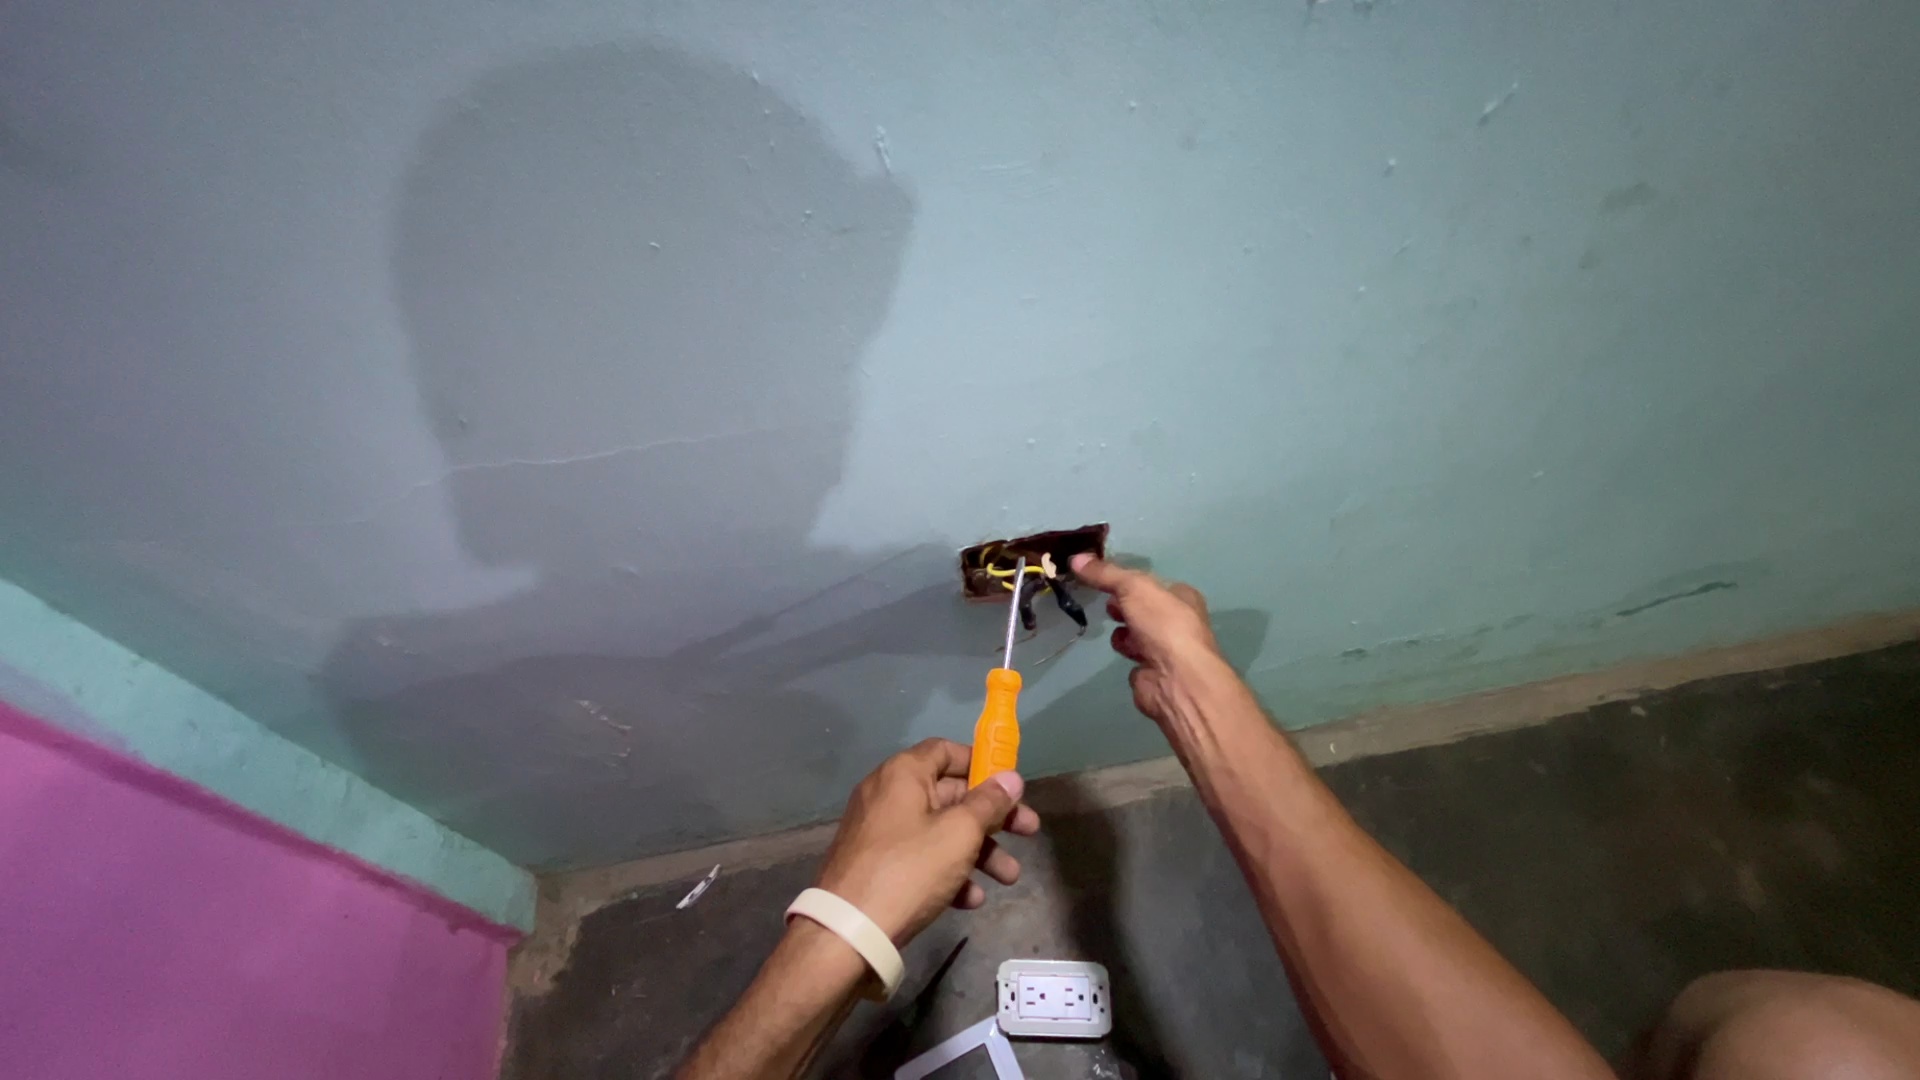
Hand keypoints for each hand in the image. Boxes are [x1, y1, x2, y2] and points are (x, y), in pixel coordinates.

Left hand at [814, 739, 1039, 943]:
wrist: (847, 934)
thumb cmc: (909, 869)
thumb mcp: (958, 833)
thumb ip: (989, 803)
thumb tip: (1011, 778)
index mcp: (903, 773)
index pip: (947, 751)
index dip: (982, 764)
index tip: (1011, 786)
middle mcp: (888, 794)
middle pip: (950, 794)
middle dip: (992, 817)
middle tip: (1028, 832)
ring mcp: (880, 832)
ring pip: (939, 831)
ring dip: (978, 851)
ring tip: (1010, 877)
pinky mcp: (876, 866)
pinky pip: (920, 858)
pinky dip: (948, 872)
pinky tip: (971, 900)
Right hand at [1070, 553, 1226, 727]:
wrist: (1175, 677)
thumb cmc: (1162, 624)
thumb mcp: (1132, 587)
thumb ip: (1105, 573)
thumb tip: (1076, 558)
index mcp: (1182, 596)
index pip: (1150, 583)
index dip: (1127, 580)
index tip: (1102, 579)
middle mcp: (1177, 621)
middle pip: (1141, 607)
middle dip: (1123, 606)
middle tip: (1109, 606)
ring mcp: (1166, 647)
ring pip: (1134, 632)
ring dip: (1123, 632)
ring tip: (1119, 633)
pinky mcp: (1152, 670)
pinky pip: (1131, 654)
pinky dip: (1125, 653)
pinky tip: (1124, 655)